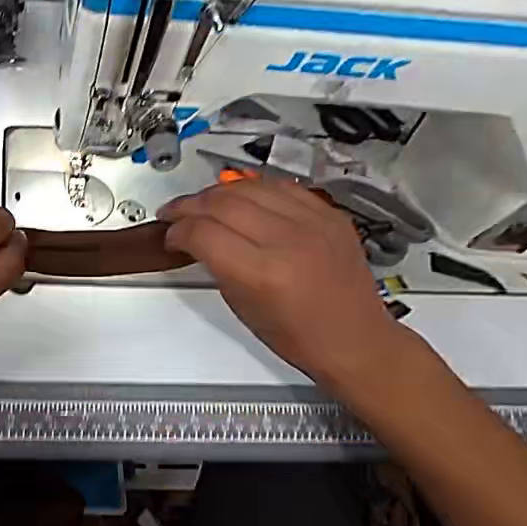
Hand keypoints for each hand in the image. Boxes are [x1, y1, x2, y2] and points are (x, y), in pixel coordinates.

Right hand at [158, 178, 414, 394]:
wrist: (356, 339)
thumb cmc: (299, 337)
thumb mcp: (243, 307)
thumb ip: (218, 266)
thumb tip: (197, 238)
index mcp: (263, 273)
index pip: (203, 233)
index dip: (177, 231)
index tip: (170, 236)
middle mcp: (289, 240)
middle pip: (221, 203)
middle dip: (189, 206)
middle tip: (175, 214)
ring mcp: (313, 222)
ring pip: (249, 186)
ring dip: (217, 192)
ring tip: (203, 203)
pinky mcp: (329, 213)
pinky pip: (282, 186)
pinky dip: (254, 188)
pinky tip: (241, 196)